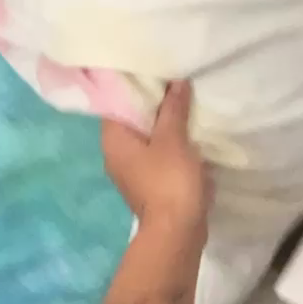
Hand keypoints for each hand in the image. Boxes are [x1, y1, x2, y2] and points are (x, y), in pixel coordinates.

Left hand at [101, 81, 209, 234]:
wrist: (177, 233)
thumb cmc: (169, 182)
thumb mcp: (173, 139)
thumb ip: (173, 109)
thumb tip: (177, 82)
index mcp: (113, 139)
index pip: (116, 100)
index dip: (135, 84)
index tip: (155, 71)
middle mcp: (116, 154)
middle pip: (133, 119)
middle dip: (154, 104)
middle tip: (175, 83)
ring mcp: (133, 173)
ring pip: (147, 139)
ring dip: (165, 127)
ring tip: (185, 106)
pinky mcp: (150, 186)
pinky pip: (159, 157)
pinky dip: (171, 146)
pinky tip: (189, 137)